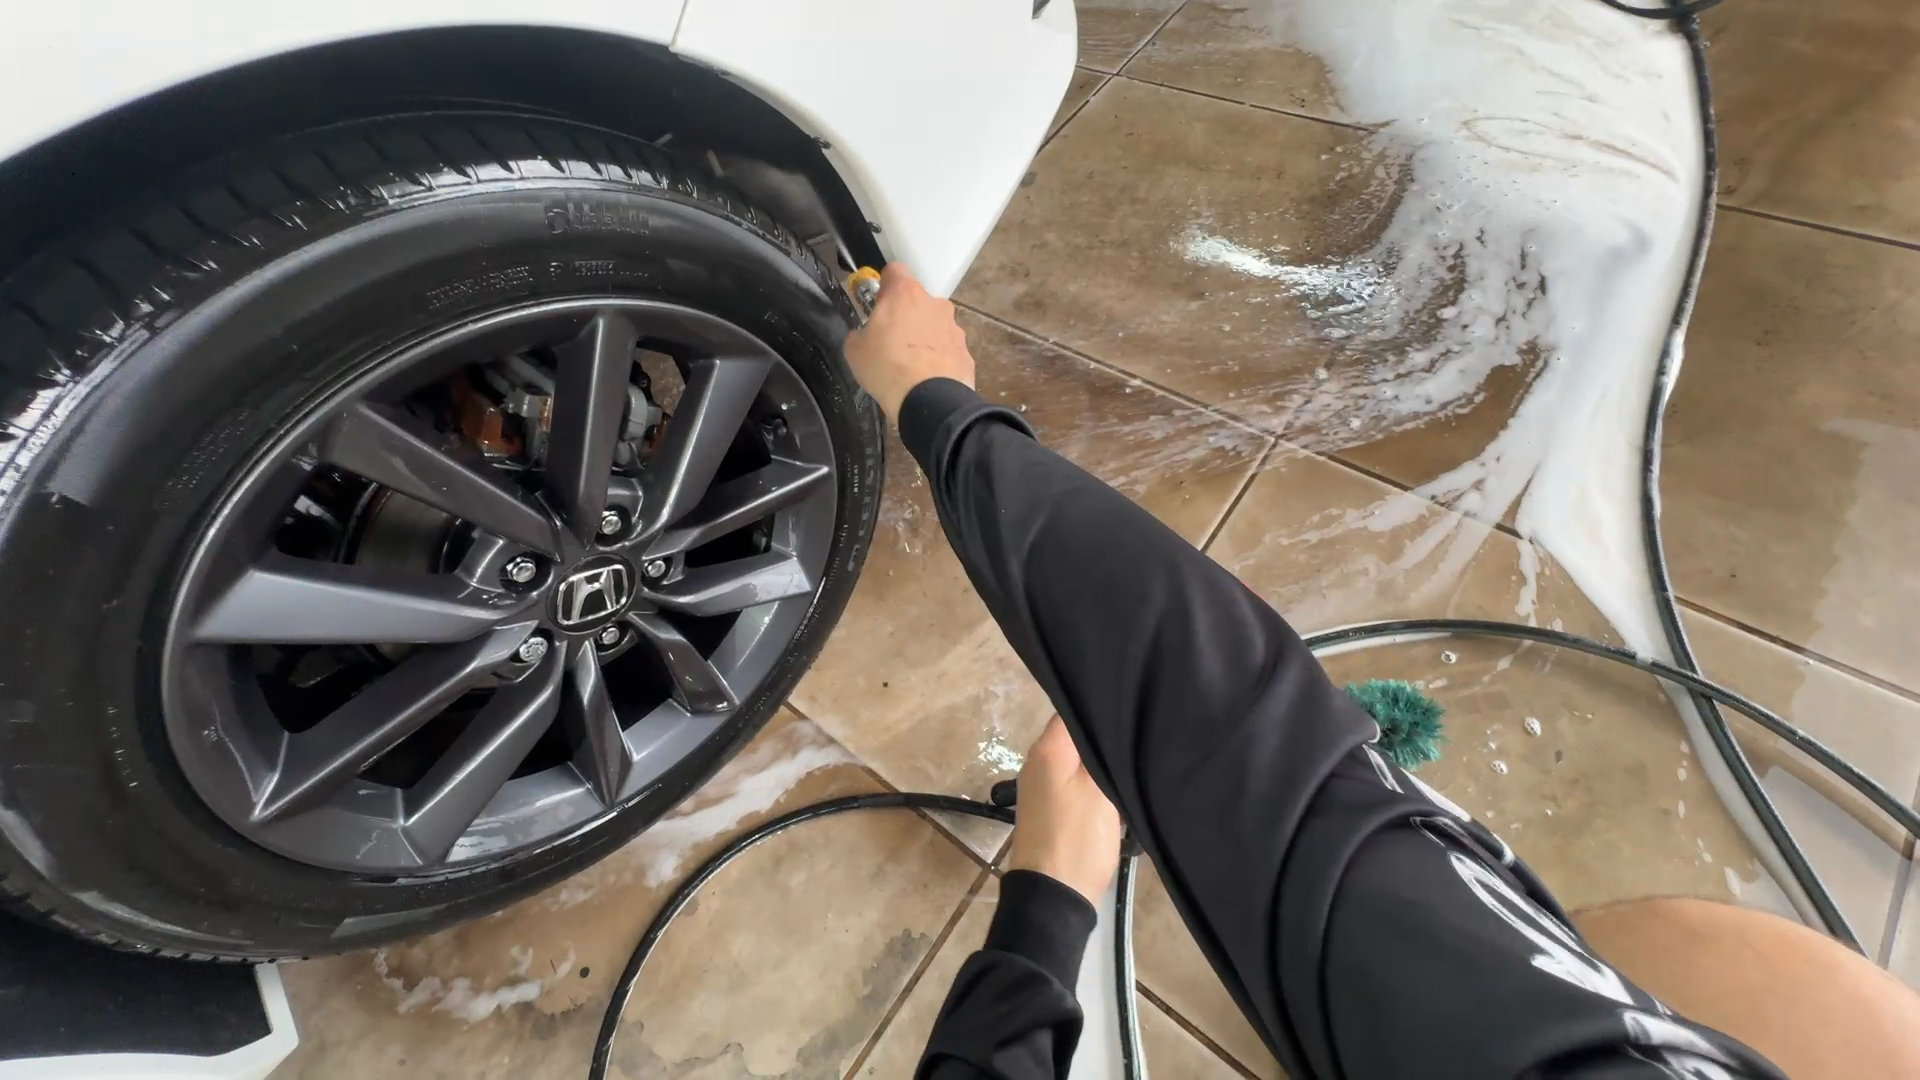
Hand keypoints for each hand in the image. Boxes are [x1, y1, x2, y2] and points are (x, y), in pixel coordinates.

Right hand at [842, 263, 974, 421]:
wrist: (928, 402)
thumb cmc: (886, 367)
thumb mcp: (855, 349)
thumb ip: (861, 332)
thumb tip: (868, 335)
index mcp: (905, 294)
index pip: (894, 271)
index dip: (884, 286)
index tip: (878, 305)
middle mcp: (935, 304)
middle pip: (918, 302)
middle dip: (906, 316)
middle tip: (893, 343)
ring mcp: (955, 328)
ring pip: (936, 326)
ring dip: (925, 339)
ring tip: (913, 367)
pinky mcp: (967, 353)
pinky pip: (949, 351)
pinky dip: (940, 360)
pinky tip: (929, 380)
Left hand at [1005, 717, 1123, 905]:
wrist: (1054, 896)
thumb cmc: (1078, 837)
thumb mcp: (1098, 789)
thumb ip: (1099, 751)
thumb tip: (1103, 721)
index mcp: (1047, 748)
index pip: (1073, 710)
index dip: (1101, 709)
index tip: (1130, 714)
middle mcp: (1037, 761)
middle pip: (1075, 737)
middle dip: (1104, 741)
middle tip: (1137, 744)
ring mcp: (1039, 786)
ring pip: (1076, 763)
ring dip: (1099, 768)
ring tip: (1130, 771)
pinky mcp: (1046, 809)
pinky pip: (1073, 785)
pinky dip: (1092, 788)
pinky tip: (1114, 799)